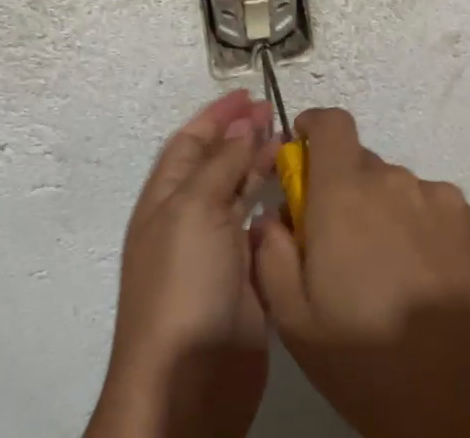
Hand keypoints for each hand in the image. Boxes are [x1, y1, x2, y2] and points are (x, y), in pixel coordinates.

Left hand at [86, 91, 277, 437]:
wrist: (191, 375)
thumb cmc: (184, 283)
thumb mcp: (194, 210)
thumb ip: (221, 164)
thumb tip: (243, 128)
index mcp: (166, 200)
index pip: (189, 144)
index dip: (216, 116)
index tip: (250, 94)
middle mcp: (189, 221)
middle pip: (217, 166)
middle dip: (243, 137)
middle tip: (281, 117)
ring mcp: (217, 251)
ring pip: (241, 196)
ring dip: (263, 168)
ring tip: (296, 147)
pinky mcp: (246, 277)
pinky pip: (263, 230)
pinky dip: (279, 208)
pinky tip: (302, 196)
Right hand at [253, 108, 469, 437]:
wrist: (463, 387)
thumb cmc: (367, 355)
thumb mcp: (295, 320)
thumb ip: (272, 256)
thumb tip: (272, 219)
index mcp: (344, 195)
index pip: (331, 124)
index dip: (313, 128)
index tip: (302, 153)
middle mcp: (394, 181)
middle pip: (361, 163)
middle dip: (342, 191)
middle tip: (337, 248)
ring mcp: (439, 198)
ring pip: (397, 189)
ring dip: (382, 212)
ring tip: (384, 274)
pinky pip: (431, 208)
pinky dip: (418, 227)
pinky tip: (420, 279)